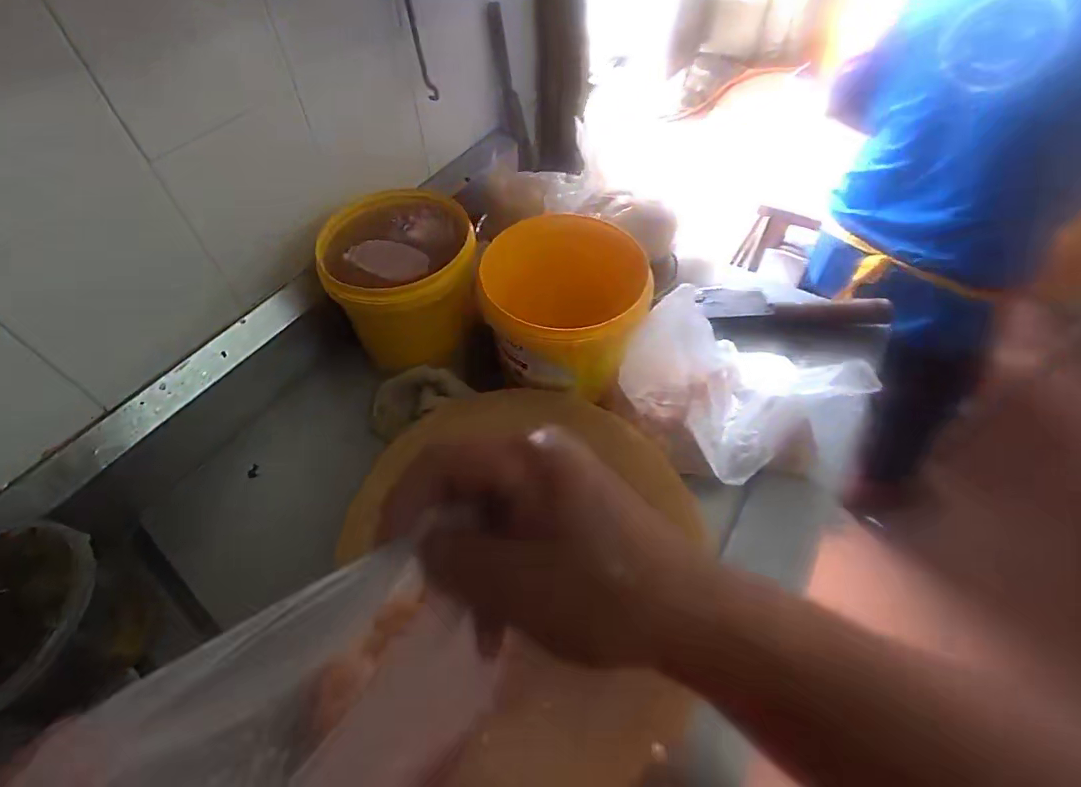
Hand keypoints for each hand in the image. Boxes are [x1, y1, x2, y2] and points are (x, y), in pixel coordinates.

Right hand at [378, 427, 713, 669]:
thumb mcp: (516, 585)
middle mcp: (538, 453)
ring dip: (475, 567)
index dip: (403, 503)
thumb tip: (424, 545)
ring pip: (490, 514)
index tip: (385, 551)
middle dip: (443, 544)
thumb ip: (456, 560)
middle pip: (464, 487)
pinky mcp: (572, 505)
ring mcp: (558, 478)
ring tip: (476, 628)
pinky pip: (519, 527)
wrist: (695, 615)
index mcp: (524, 455)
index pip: (441, 460)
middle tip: (430, 593)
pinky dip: (503, 568)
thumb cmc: (602, 593)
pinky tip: (505, 620)